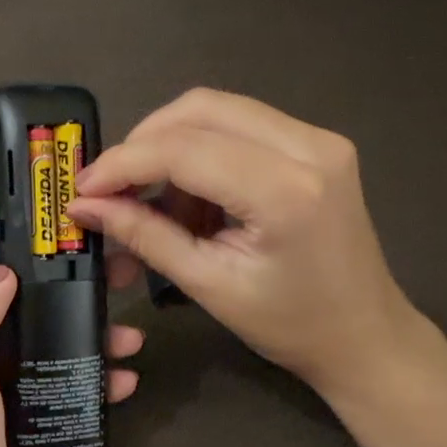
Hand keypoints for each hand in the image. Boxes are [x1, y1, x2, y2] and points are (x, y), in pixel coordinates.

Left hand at [0, 189, 144, 446]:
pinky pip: (67, 376)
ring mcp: (4, 376)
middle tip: (118, 251)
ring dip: (92, 323)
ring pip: (54, 329)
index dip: (5, 211)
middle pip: (28, 285)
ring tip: (135, 325)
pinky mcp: (26, 409)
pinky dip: (97, 371)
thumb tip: (9, 269)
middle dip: (68, 265)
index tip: (46, 180)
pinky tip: (128, 376)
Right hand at [67, 88, 434, 397]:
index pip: (184, 149)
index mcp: (286, 189)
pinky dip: (202, 157)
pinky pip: (240, 129)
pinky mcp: (317, 145)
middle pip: (200, 110)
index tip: (82, 190)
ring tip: (156, 208)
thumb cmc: (290, 325)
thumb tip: (85, 208)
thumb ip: (145, 236)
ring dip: (172, 150)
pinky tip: (192, 204)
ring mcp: (318, 139)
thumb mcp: (208, 284)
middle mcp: (308, 145)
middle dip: (143, 145)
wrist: (364, 336)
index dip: (123, 164)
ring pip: (218, 112)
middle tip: (112, 189)